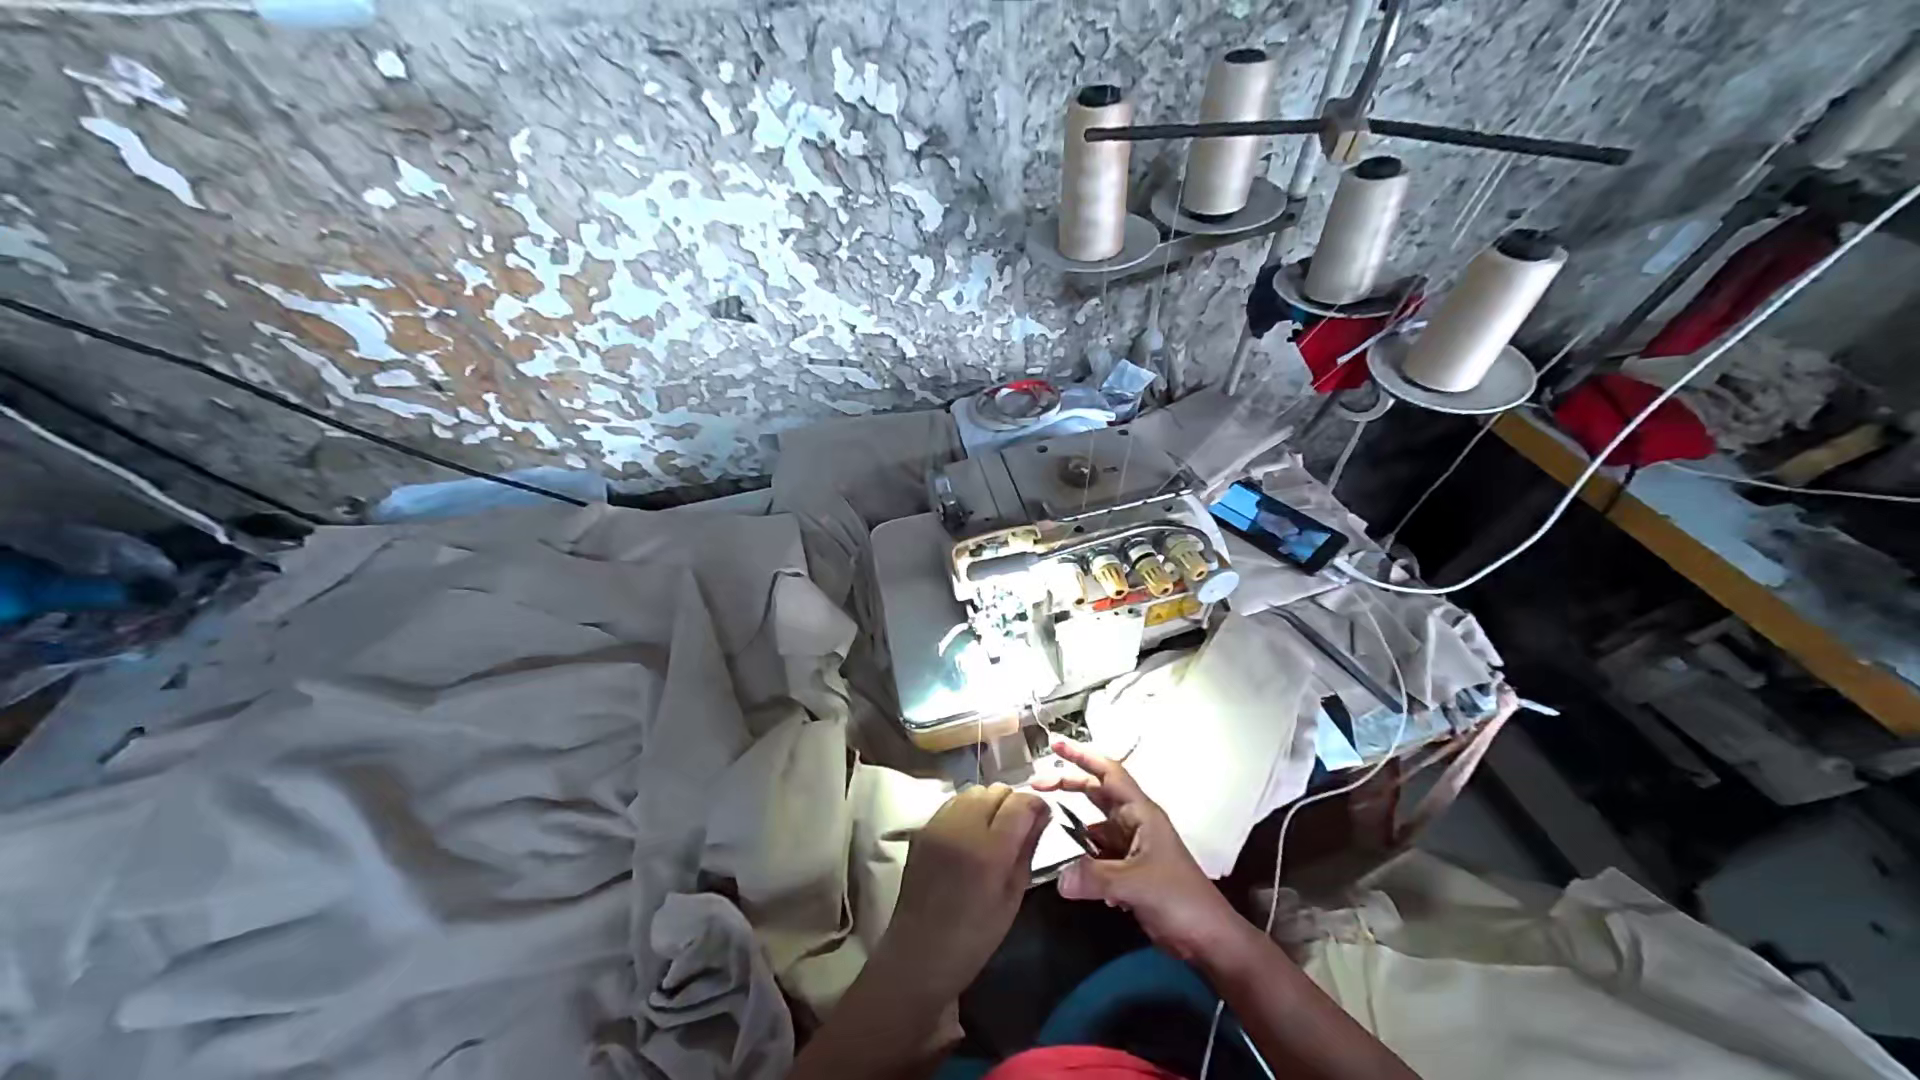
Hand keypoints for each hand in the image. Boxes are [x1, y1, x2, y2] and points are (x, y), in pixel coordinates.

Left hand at [881, 784, 1047, 999]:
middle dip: (1013, 802)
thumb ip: (1027, 849)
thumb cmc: (974, 937)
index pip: (1020, 802)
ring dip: (989, 803)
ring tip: (995, 828)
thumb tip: (1040, 817)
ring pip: (973, 791)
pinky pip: (953, 803)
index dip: (1036, 805)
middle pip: (996, 790)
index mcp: (989, 850)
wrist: (918, 954)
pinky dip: (968, 809)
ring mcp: (938, 825)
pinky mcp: (923, 829)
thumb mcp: (1013, 898)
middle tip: (1019, 826)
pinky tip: (972, 833)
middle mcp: (962, 828)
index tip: (1043, 817)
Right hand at [1031, 740, 1249, 964]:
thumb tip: (1059, 879)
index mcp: (1141, 813)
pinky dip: (1082, 855)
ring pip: (1095, 826)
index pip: (1108, 772)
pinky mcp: (1129, 871)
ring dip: (1072, 825)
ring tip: (1043, 825)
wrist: (1209, 939)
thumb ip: (1095, 878)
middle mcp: (1134, 823)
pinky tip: (1068, 868)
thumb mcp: (1136, 884)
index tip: (1055, 745)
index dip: (1082, 756)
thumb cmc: (1180, 899)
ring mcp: (1132, 847)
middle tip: (1036, 785)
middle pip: (1097, 793)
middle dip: (1068, 785)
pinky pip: (1098, 854)